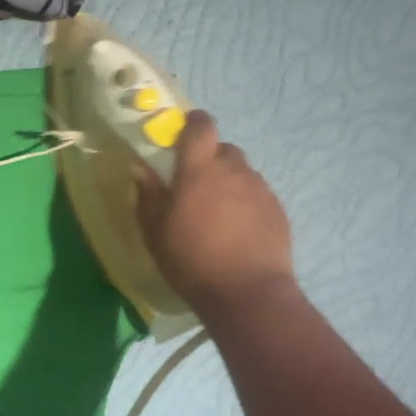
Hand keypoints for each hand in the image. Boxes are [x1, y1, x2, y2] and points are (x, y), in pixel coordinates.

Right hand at [134, 110, 297, 319]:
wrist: (245, 290)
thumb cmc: (190, 261)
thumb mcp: (155, 233)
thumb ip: (148, 195)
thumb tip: (140, 167)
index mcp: (199, 170)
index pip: (201, 125)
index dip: (191, 124)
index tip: (179, 136)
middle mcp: (233, 169)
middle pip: (221, 149)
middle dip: (205, 161)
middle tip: (190, 191)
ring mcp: (259, 187)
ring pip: (238, 172)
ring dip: (224, 184)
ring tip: (212, 217)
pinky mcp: (275, 207)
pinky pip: (253, 194)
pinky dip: (240, 204)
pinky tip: (231, 232)